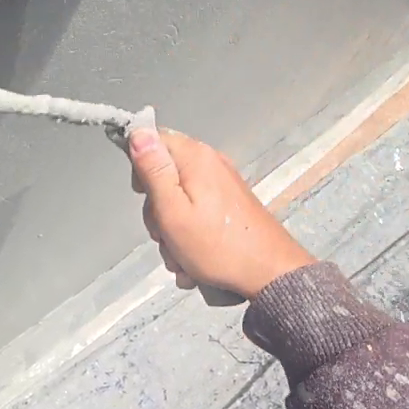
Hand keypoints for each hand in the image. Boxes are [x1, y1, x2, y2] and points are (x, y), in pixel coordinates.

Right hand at [129, 126, 313, 299]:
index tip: (142, 195)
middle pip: (164, 174)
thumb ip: (152, 169)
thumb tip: (137, 131)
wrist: (271, 277)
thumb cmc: (217, 245)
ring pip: (178, 199)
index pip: (153, 140)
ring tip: (180, 256)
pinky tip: (192, 260)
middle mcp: (210, 163)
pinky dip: (189, 235)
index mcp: (195, 157)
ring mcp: (222, 184)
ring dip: (172, 229)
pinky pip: (196, 212)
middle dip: (157, 209)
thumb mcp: (172, 209)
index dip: (140, 167)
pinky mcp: (230, 205)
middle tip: (164, 234)